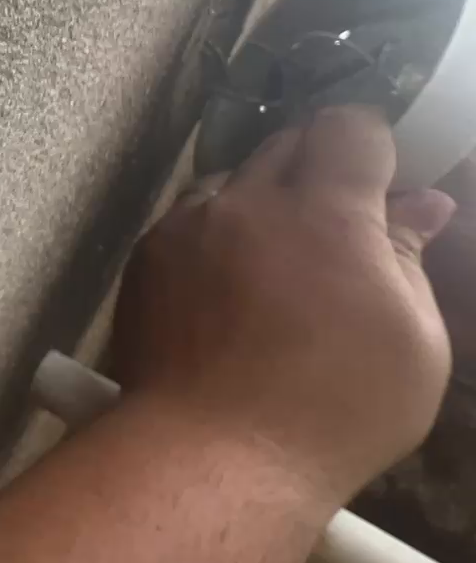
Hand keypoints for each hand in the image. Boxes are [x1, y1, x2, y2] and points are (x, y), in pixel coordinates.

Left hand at [117, 105, 454, 506]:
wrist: (215, 430)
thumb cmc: (338, 395)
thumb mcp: (410, 331)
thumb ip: (404, 253)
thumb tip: (416, 202)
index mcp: (321, 213)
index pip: (342, 132)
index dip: (368, 136)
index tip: (382, 158)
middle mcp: (240, 203)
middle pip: (279, 148)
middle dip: (316, 160)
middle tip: (345, 203)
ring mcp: (182, 224)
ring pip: (228, 182)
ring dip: (260, 195)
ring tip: (288, 246)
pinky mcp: (145, 250)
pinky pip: (187, 218)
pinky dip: (218, 227)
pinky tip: (234, 270)